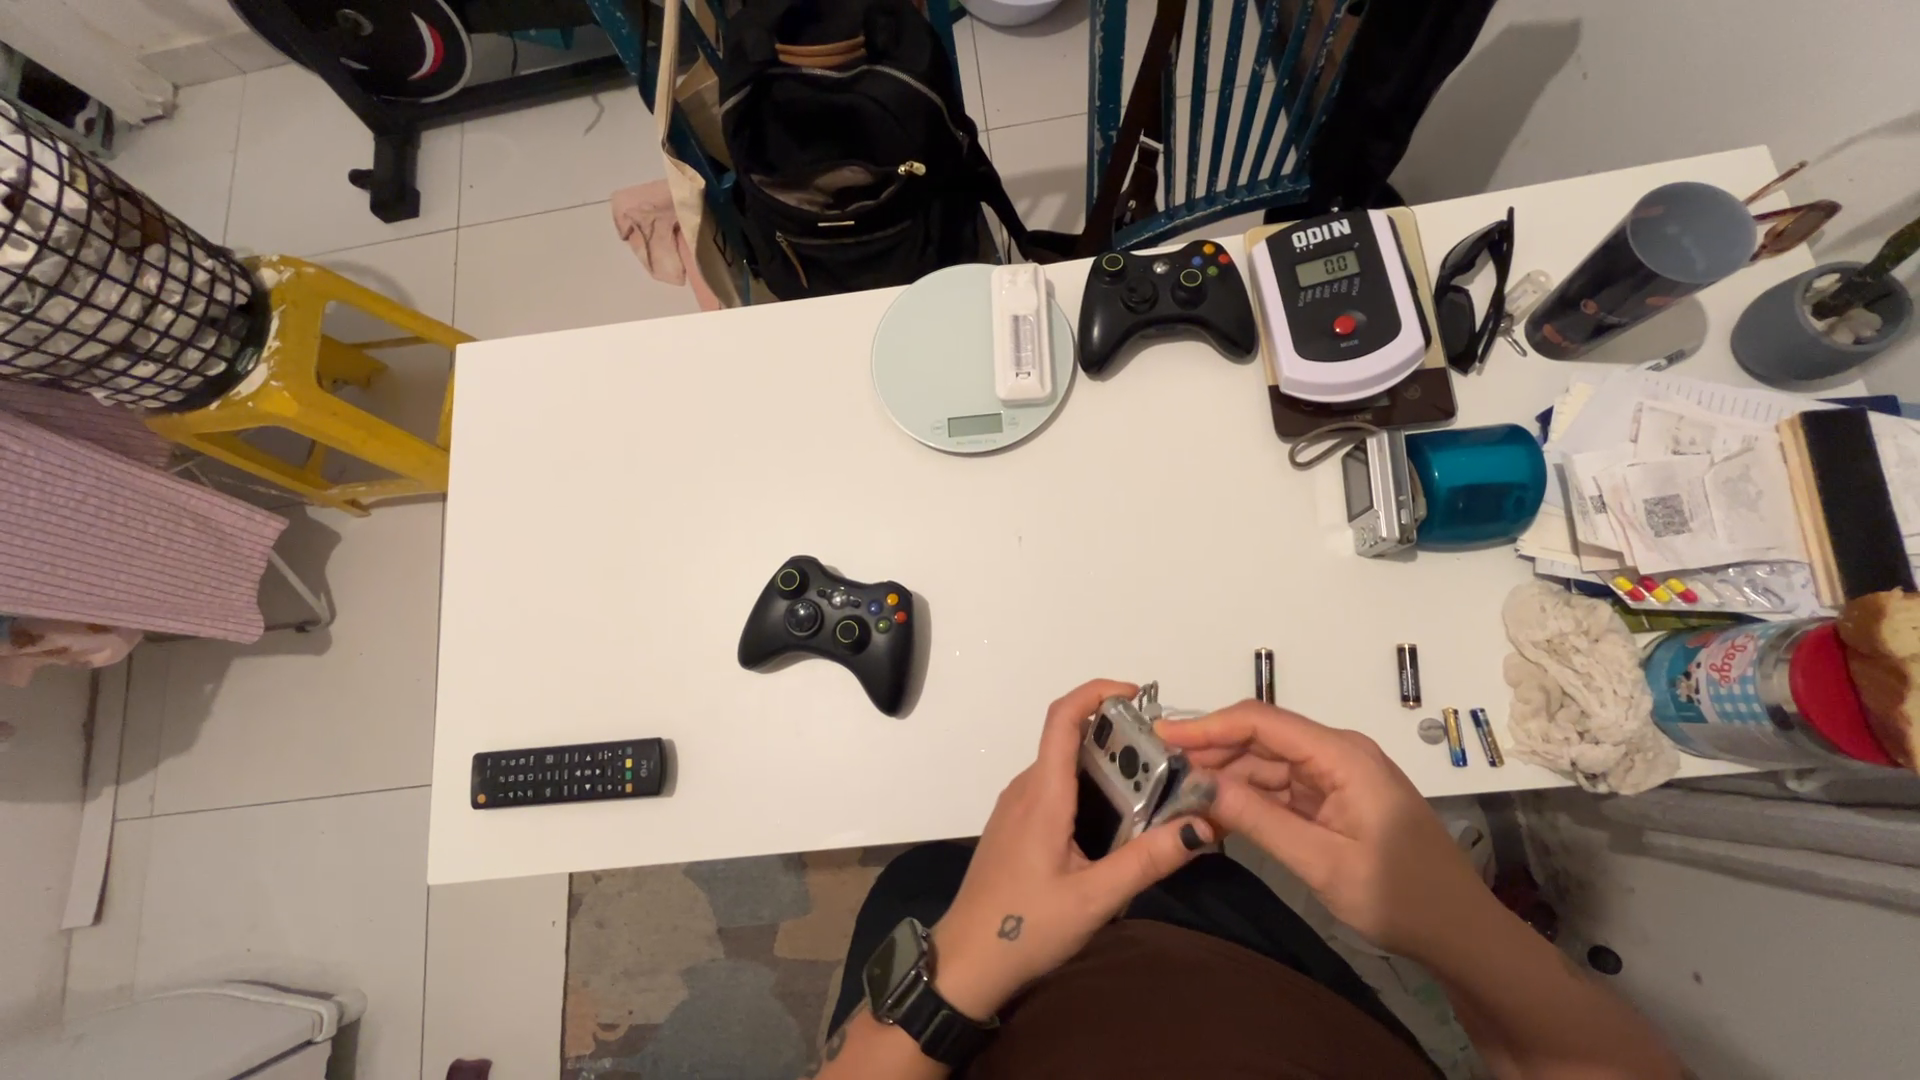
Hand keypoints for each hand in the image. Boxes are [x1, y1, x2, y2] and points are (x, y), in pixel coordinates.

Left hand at [931, 679, 1213, 1018]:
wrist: (967, 961)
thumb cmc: (1026, 927)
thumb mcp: (1095, 899)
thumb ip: (1148, 861)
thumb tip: (1202, 826)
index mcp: (1043, 794)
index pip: (1062, 718)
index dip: (1096, 692)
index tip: (1136, 694)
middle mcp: (1026, 788)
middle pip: (1070, 740)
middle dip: (1118, 739)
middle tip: (1167, 762)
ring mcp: (1017, 806)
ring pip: (1064, 767)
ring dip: (1105, 768)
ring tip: (1154, 793)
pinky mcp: (1016, 825)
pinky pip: (1054, 790)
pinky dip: (1089, 790)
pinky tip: (1117, 824)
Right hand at [1156, 701, 1487, 959]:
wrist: (1462, 937)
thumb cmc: (1401, 898)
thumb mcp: (1322, 863)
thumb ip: (1257, 819)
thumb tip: (1197, 784)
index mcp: (1343, 755)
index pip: (1261, 722)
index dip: (1206, 725)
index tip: (1160, 737)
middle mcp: (1337, 753)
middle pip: (1259, 738)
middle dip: (1210, 752)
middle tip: (1160, 774)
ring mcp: (1336, 775)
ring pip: (1265, 762)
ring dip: (1224, 777)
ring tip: (1180, 795)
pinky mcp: (1333, 797)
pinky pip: (1279, 786)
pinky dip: (1247, 797)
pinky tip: (1216, 810)